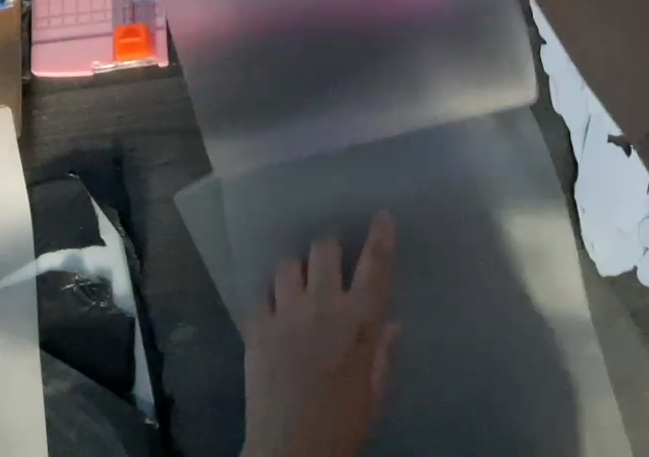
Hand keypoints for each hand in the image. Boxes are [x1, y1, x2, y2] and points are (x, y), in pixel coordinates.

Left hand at [241, 212, 399, 456]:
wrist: (291, 453)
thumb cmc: (342, 426)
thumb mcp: (375, 395)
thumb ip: (384, 356)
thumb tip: (391, 325)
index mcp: (360, 321)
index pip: (375, 265)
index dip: (380, 236)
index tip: (382, 216)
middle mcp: (323, 305)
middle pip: (323, 248)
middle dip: (328, 248)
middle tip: (329, 258)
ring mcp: (286, 313)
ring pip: (287, 264)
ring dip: (295, 270)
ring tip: (296, 284)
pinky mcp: (256, 327)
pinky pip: (259, 294)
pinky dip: (267, 298)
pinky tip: (272, 310)